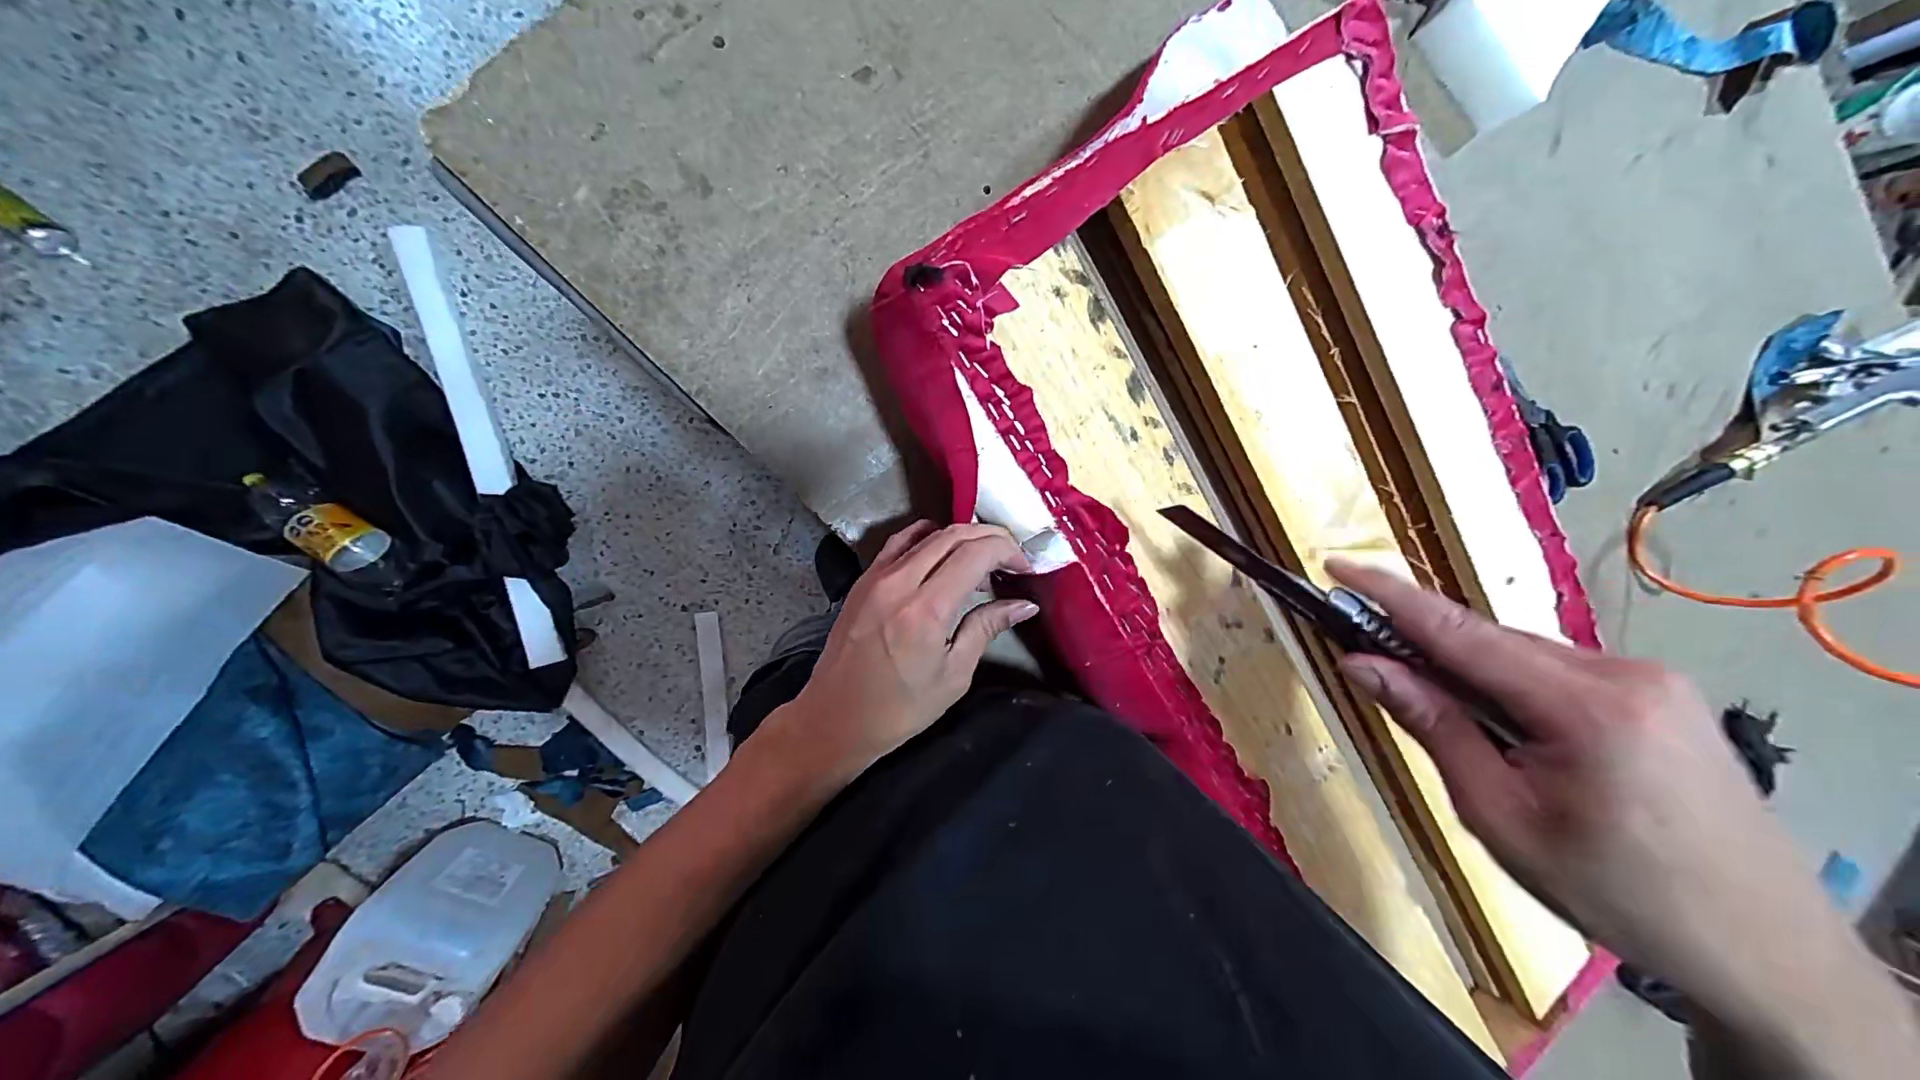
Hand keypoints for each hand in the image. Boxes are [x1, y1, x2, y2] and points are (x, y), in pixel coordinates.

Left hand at [777, 522, 1037, 778]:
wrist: (835, 718)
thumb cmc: (899, 708)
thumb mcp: (954, 675)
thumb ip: (986, 628)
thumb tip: (1023, 605)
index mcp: (926, 609)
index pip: (975, 553)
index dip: (1007, 551)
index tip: (1024, 567)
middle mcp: (899, 582)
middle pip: (954, 535)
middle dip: (991, 538)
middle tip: (1012, 558)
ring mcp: (876, 577)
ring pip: (928, 534)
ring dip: (962, 537)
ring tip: (982, 559)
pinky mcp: (863, 581)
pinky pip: (900, 542)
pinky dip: (928, 538)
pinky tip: (942, 552)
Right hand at [1328, 560, 1918, 1074]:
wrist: (1766, 953)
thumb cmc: (1616, 892)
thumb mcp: (1499, 814)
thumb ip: (1433, 725)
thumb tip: (1363, 664)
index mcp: (1586, 706)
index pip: (1459, 631)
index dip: (1388, 595)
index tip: (1335, 565)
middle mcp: (1626, 673)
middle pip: (1492, 640)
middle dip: (1428, 648)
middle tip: (1371, 666)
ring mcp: (1653, 682)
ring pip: (1524, 655)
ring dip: (1472, 673)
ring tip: (1454, 726)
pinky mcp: (1662, 697)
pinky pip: (1559, 672)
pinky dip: (1513, 686)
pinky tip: (1510, 732)